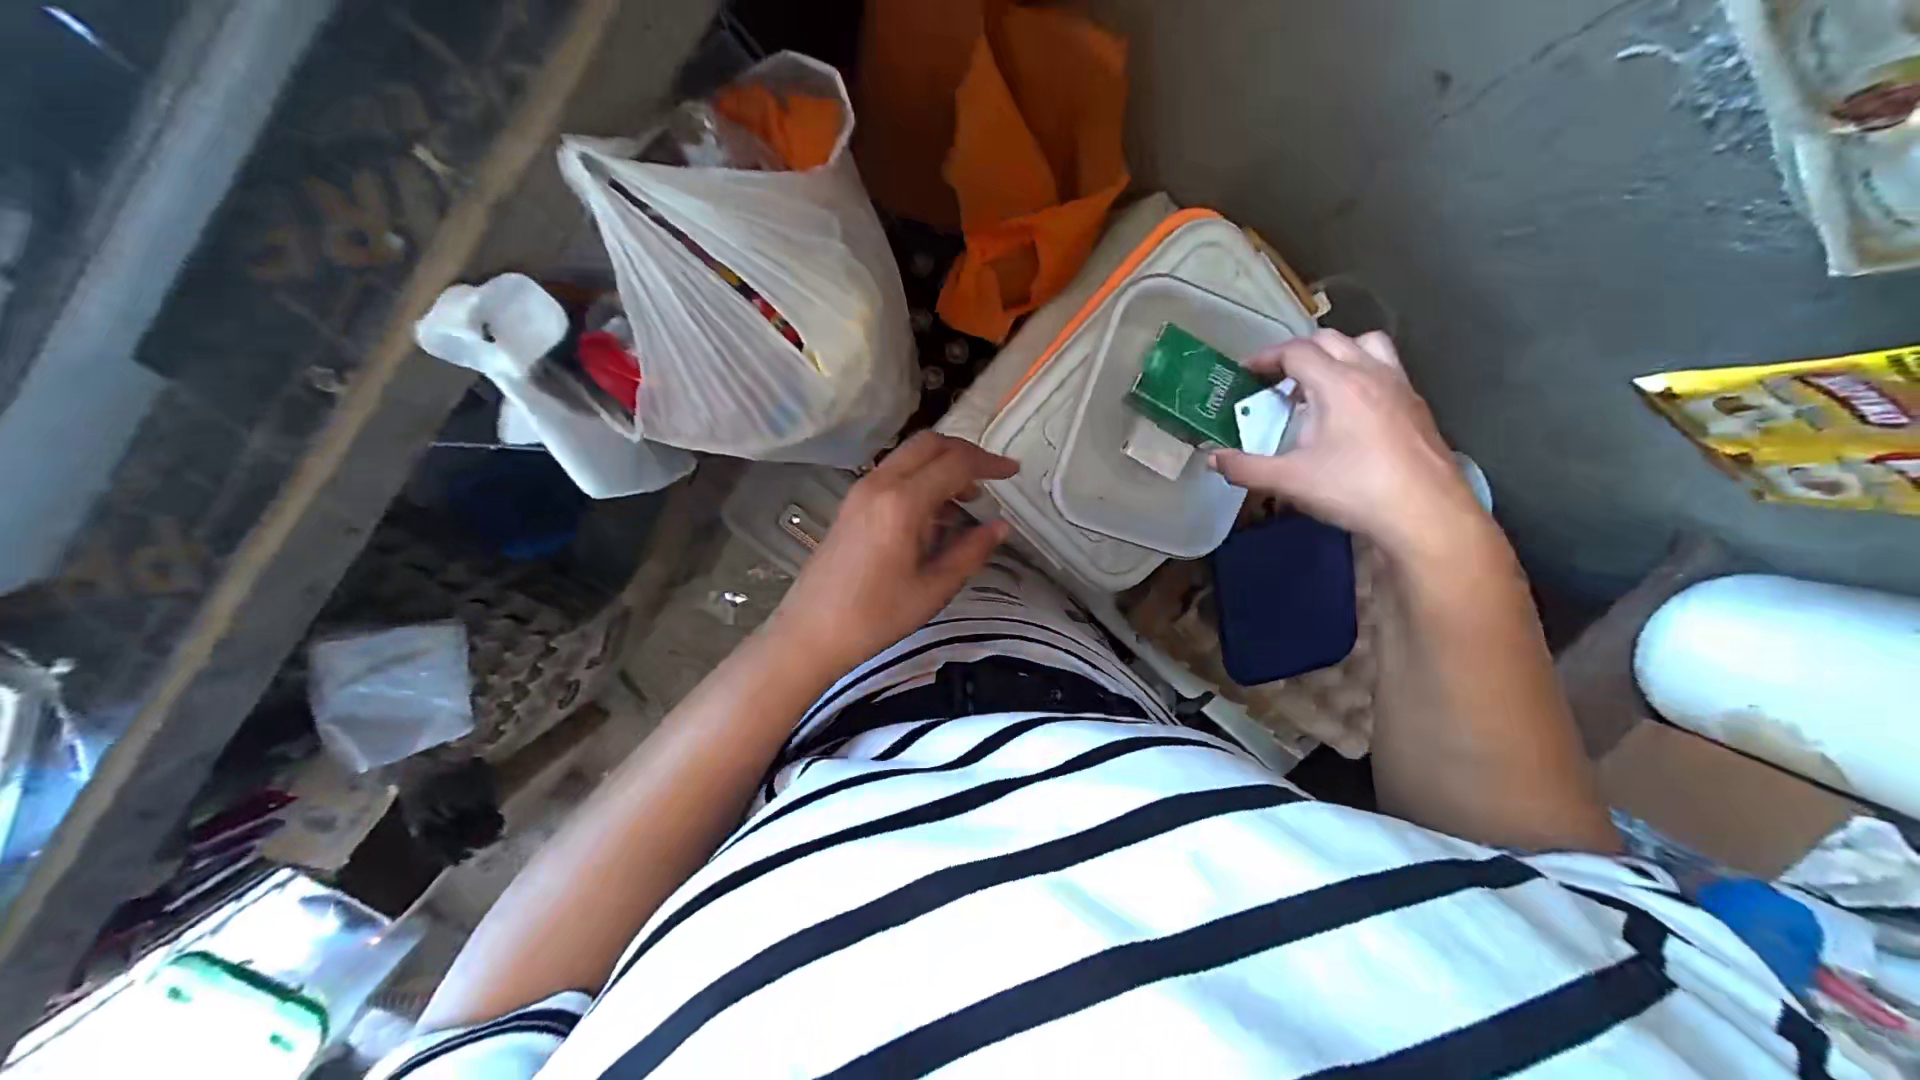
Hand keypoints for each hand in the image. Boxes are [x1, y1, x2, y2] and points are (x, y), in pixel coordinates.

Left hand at [766, 433, 1018, 673]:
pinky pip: (893, 474)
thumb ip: (971, 551)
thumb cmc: (876, 616)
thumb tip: (1000, 527)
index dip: (989, 464)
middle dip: (965, 453)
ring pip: (909, 456)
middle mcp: (880, 484)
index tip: (1012, 472)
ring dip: (941, 466)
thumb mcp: (934, 588)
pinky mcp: (852, 503)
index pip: (955, 463)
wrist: (811, 631)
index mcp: (903, 502)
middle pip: (930, 444)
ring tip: (966, 503)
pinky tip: (933, 515)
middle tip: (990, 478)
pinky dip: (920, 479)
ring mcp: (861, 491)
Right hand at [1210, 330, 1487, 560]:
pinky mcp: (1416, 405)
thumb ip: (1245, 467)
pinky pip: (1386, 368)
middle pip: (1330, 340)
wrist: (1425, 513)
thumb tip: (1213, 459)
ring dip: (1337, 353)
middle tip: (1276, 380)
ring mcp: (1400, 386)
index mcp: (1337, 384)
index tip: (1246, 371)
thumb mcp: (1289, 481)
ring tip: (1318, 384)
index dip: (1266, 357)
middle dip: (1298, 353)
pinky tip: (1351, 410)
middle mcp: (1371, 373)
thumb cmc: (1354, 490)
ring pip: (1366, 344)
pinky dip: (1361, 372)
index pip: (1296, 351)